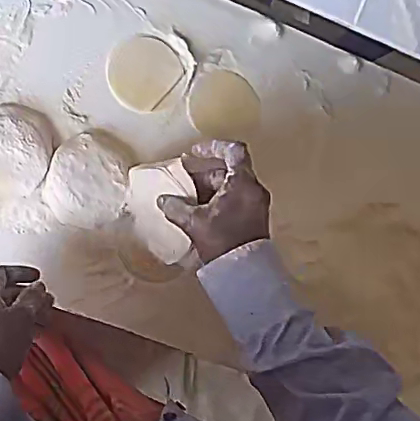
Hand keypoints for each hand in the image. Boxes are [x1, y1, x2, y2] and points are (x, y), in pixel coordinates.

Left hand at [0, 265, 51, 378]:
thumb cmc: (0, 341)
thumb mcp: (23, 314)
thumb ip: (33, 296)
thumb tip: (38, 287)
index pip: (2, 273)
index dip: (21, 272)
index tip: (36, 277)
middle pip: (8, 292)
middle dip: (30, 294)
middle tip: (45, 298)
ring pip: (11, 308)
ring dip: (30, 309)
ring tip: (46, 314)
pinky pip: (9, 323)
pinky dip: (24, 322)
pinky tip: (38, 328)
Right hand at [158, 140, 270, 264]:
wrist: (245, 273)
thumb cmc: (222, 241)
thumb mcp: (195, 222)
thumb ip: (176, 207)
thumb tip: (163, 199)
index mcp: (243, 183)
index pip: (233, 151)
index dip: (213, 147)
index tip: (194, 152)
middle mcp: (254, 189)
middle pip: (229, 168)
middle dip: (204, 169)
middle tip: (183, 174)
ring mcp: (256, 203)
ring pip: (231, 183)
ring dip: (209, 184)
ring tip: (187, 192)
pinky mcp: (254, 217)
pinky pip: (235, 196)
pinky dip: (218, 196)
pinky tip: (199, 207)